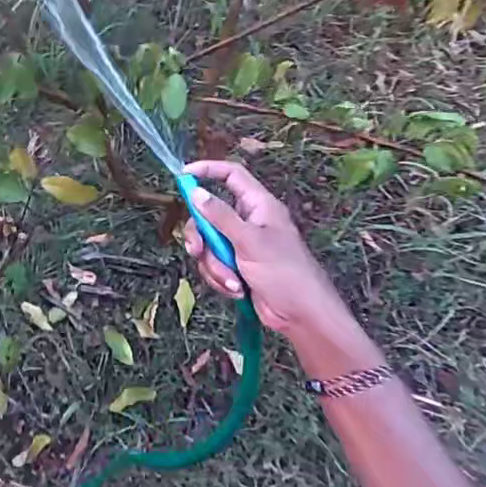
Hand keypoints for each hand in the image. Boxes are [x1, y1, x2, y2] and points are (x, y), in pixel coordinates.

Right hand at [180, 160, 356, 344]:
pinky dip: (220, 277)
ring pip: (209, 244)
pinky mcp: (237, 266)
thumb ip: (220, 216)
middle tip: (198, 250)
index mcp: (258, 205)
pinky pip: (214, 263)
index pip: (231, 175)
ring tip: (232, 280)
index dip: (208, 170)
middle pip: (209, 215)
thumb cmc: (284, 272)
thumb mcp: (249, 241)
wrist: (301, 315)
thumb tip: (196, 192)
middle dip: (202, 237)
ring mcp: (241, 244)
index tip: (184, 175)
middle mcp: (248, 221)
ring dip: (215, 264)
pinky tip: (236, 289)